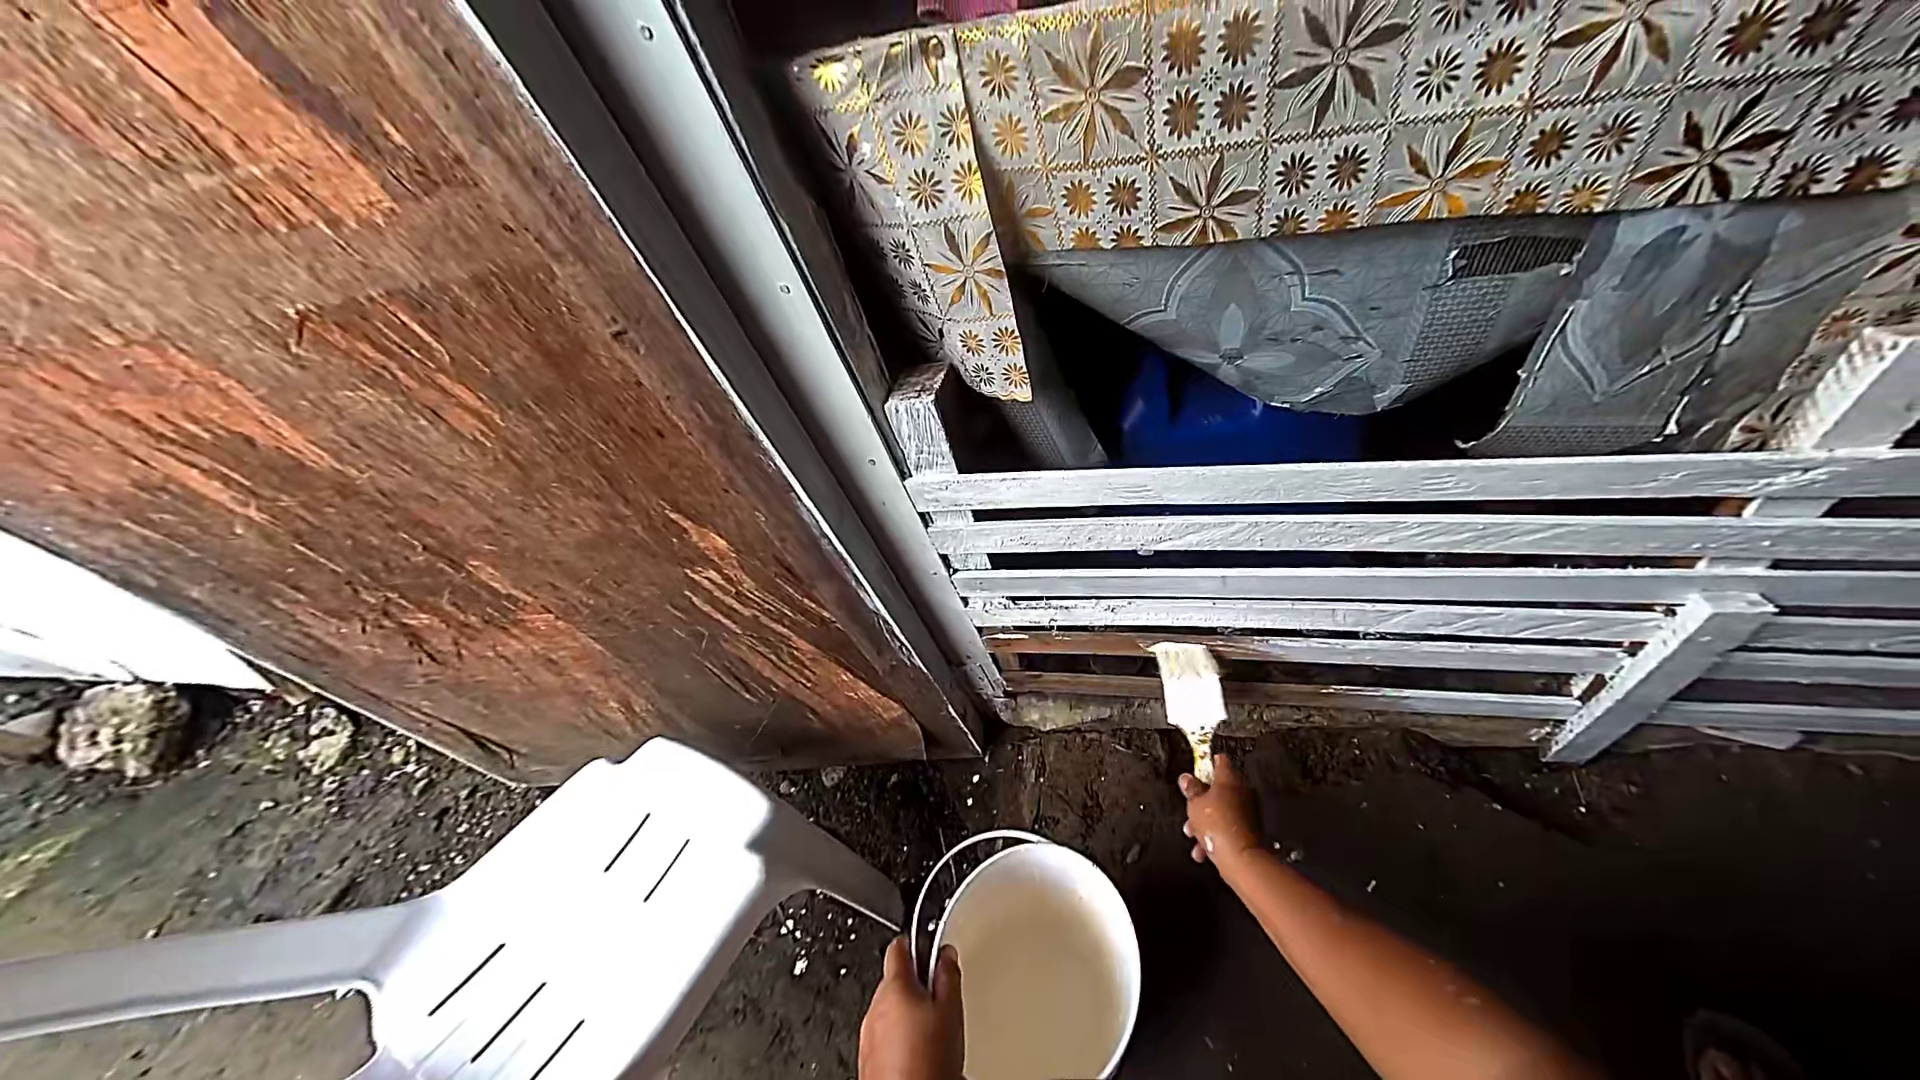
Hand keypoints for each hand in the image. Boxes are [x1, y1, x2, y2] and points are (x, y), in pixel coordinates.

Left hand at [859, 936, 963, 1079]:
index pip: (900, 946)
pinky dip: (899, 1038)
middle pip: (896, 980)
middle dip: (917, 986)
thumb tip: (945, 954)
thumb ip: (948, 975)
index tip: (931, 950)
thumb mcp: (951, 1011)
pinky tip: (918, 1054)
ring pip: (890, 1009)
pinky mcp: (867, 1058)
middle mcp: (875, 1006)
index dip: (917, 945)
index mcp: (894, 986)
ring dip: (908, 1013)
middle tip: (939, 1001)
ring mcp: (868, 1034)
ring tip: (932, 1034)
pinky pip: (884, 1035)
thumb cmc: (927, 1064)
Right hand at [1180, 753, 1263, 867]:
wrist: (1239, 857)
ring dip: (1204, 821)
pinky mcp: (1248, 831)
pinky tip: (1201, 850)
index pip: (1221, 761)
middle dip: (1200, 800)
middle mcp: (1241, 792)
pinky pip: (1226, 827)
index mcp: (1229, 780)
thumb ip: (1190, 789)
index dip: (1209, 761)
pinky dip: (1214, 836)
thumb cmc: (1214, 823)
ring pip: (1220, 810)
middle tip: (1189, 809)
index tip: (1201, 764)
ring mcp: (1246, 812)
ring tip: (1191, 834)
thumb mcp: (1194, 803)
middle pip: (1218, 789)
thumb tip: (1186, 777)